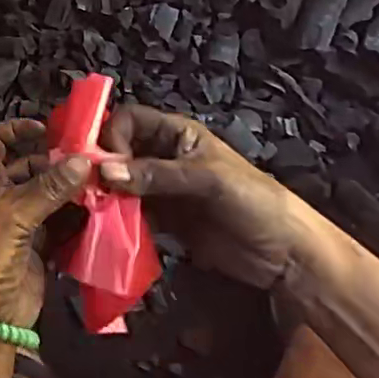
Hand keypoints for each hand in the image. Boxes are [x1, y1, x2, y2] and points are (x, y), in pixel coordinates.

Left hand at [0, 119, 91, 328]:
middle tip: (89, 158)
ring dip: (70, 189)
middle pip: (28, 165)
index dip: (16, 129)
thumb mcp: (14, 216)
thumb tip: (81, 161)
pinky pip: (60, 221)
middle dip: (55, 161)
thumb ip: (49, 189)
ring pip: (47, 194)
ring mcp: (19, 219)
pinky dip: (77, 216)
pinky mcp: (38, 244)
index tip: (46, 127)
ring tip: (102, 182)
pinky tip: (100, 210)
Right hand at [95, 103, 308, 289]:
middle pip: (117, 149)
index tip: (106, 161)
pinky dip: (116, 214)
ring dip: (106, 191)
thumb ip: (155, 174)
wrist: (289, 258)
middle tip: (89, 184)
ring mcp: (159, 186)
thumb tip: (104, 172)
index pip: (128, 119)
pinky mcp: (161, 217)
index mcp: (174, 132)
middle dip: (102, 164)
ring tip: (96, 206)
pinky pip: (128, 209)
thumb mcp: (207, 180)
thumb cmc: (254, 201)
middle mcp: (161, 154)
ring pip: (119, 180)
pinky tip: (107, 222)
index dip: (112, 134)